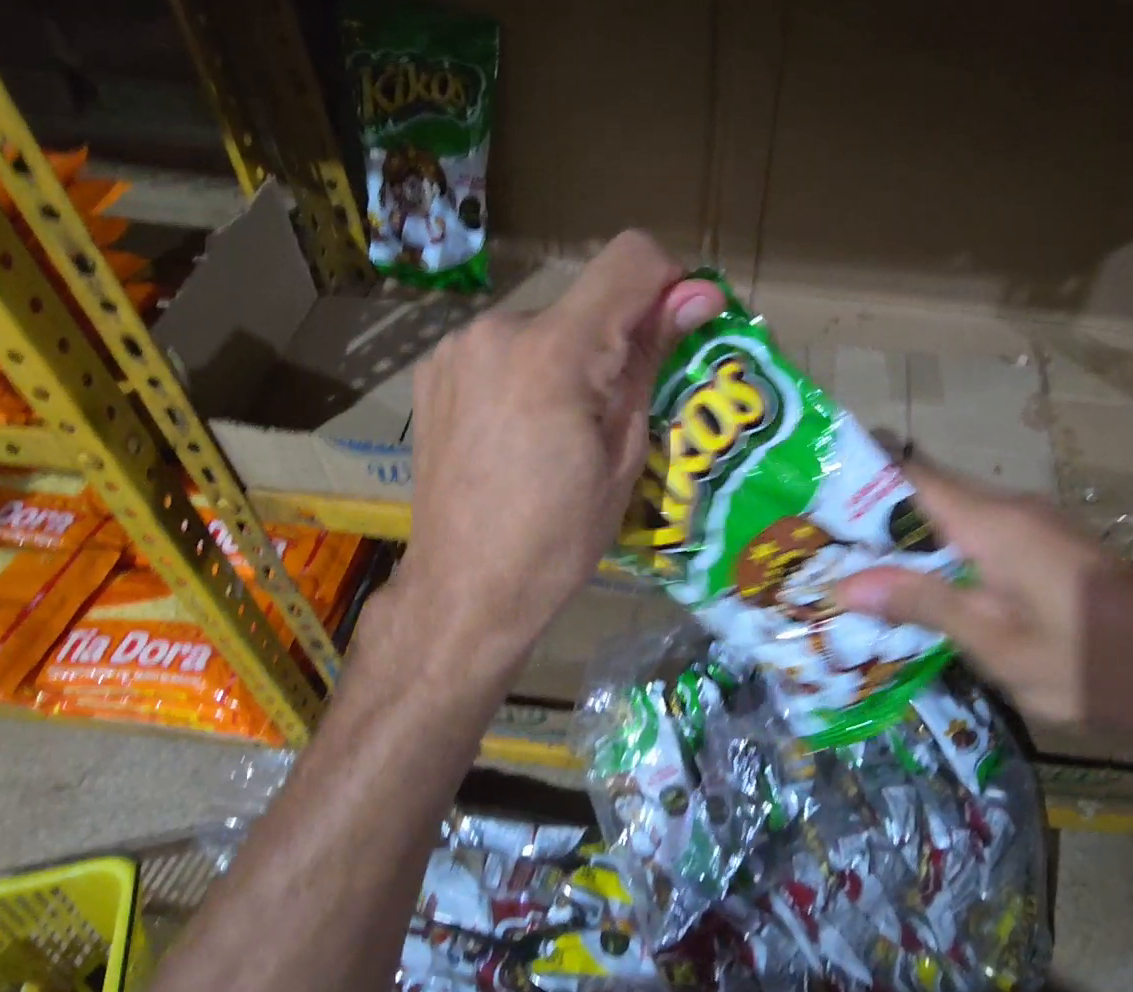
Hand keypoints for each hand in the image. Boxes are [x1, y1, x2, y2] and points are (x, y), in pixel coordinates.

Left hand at [395, 231, 723, 666]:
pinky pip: (501, 349)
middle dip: (613, 340)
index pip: (629, 260)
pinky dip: (526, 373)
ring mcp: (455, 349)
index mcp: (552, 352)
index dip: (669, 281)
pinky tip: (520, 433)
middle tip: (617, 412)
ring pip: (542, 326)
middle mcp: (495, 329)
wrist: (465, 590)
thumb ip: (651, 361)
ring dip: (567, 358)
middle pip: (584, 300)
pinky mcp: (433, 372)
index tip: (680, 328)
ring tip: (563, 432)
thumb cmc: (558, 540)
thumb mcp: (623, 454)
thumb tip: (699, 294)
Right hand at [834, 454, 1132, 766]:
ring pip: (950, 522)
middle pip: (925, 498)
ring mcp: (1035, 530)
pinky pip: (977, 541)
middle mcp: (1012, 511)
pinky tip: (916, 596)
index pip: (909, 477)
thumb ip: (923, 604)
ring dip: (904, 546)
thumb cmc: (1092, 667)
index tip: (807, 499)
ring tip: (852, 577)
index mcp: (994, 523)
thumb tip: (845, 581)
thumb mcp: (998, 645)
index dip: (857, 480)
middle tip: (816, 553)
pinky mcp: (1049, 553)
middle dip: (870, 522)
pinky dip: (939, 561)